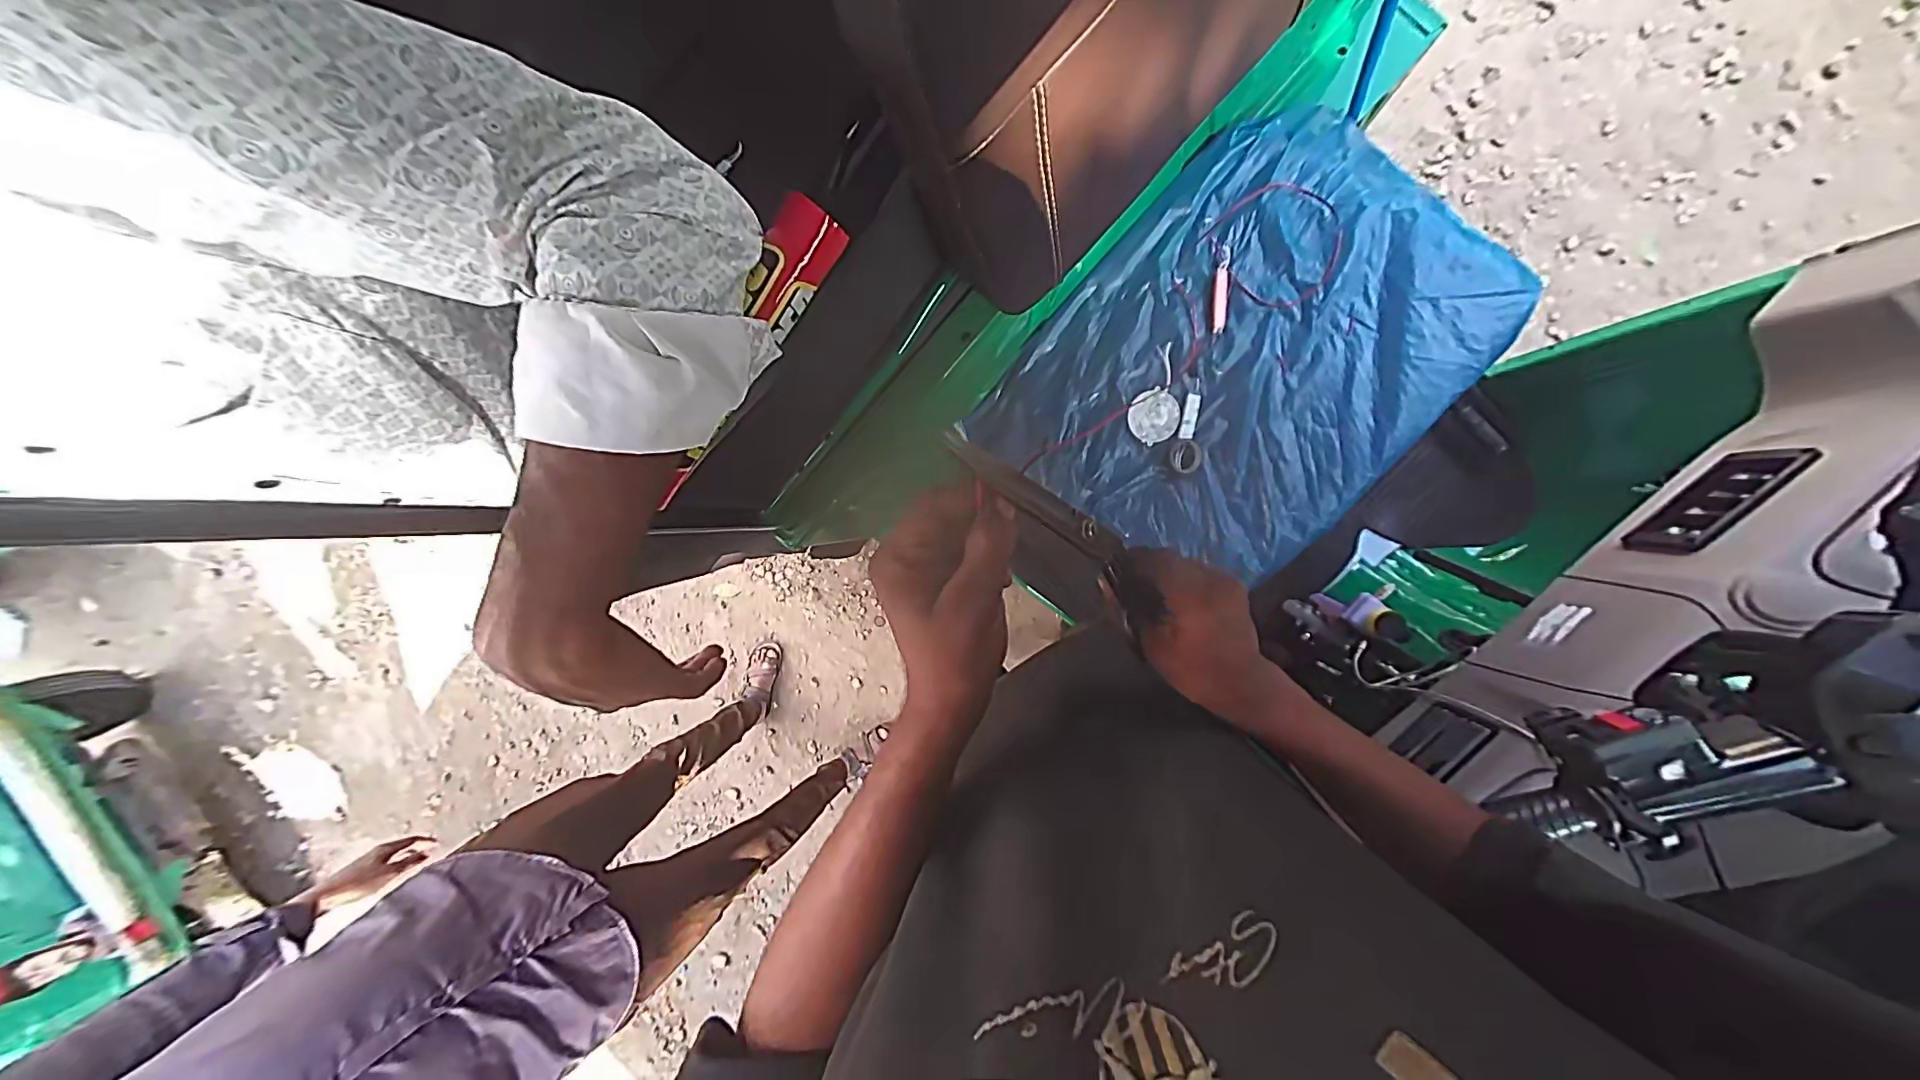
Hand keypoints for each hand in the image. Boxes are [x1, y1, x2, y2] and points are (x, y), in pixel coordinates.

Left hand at [293, 836, 434, 915]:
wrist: (323, 899)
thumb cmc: (359, 884)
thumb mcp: (389, 874)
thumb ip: (410, 863)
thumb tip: (429, 852)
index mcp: (385, 848)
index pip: (411, 840)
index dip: (426, 841)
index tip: (438, 844)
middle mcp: (376, 851)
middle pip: (401, 846)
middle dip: (416, 848)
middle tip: (429, 853)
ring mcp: (366, 861)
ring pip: (392, 856)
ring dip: (405, 857)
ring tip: (414, 864)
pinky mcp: (358, 872)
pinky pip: (384, 864)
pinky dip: (394, 865)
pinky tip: (393, 875)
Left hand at [870, 485, 1017, 721]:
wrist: (951, 701)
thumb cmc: (955, 656)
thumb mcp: (974, 599)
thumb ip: (987, 547)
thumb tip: (1001, 504)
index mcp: (897, 558)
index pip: (932, 505)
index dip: (970, 498)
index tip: (1007, 500)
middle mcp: (901, 557)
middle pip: (944, 516)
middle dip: (980, 520)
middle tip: (1011, 532)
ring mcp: (917, 570)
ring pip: (957, 532)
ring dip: (984, 539)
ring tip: (1004, 560)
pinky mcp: (935, 582)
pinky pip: (961, 551)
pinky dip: (982, 555)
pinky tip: (997, 574)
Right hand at [1127, 550, 1281, 723]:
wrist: (1243, 683)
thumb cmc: (1193, 670)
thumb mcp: (1154, 645)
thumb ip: (1130, 612)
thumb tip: (1106, 587)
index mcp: (1187, 591)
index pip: (1153, 558)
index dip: (1131, 560)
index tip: (1117, 570)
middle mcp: (1208, 577)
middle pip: (1170, 558)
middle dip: (1150, 566)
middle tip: (1135, 582)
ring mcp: (1224, 579)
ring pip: (1187, 563)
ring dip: (1170, 572)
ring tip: (1158, 591)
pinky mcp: (1234, 586)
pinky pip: (1203, 573)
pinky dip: (1188, 579)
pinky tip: (1182, 598)